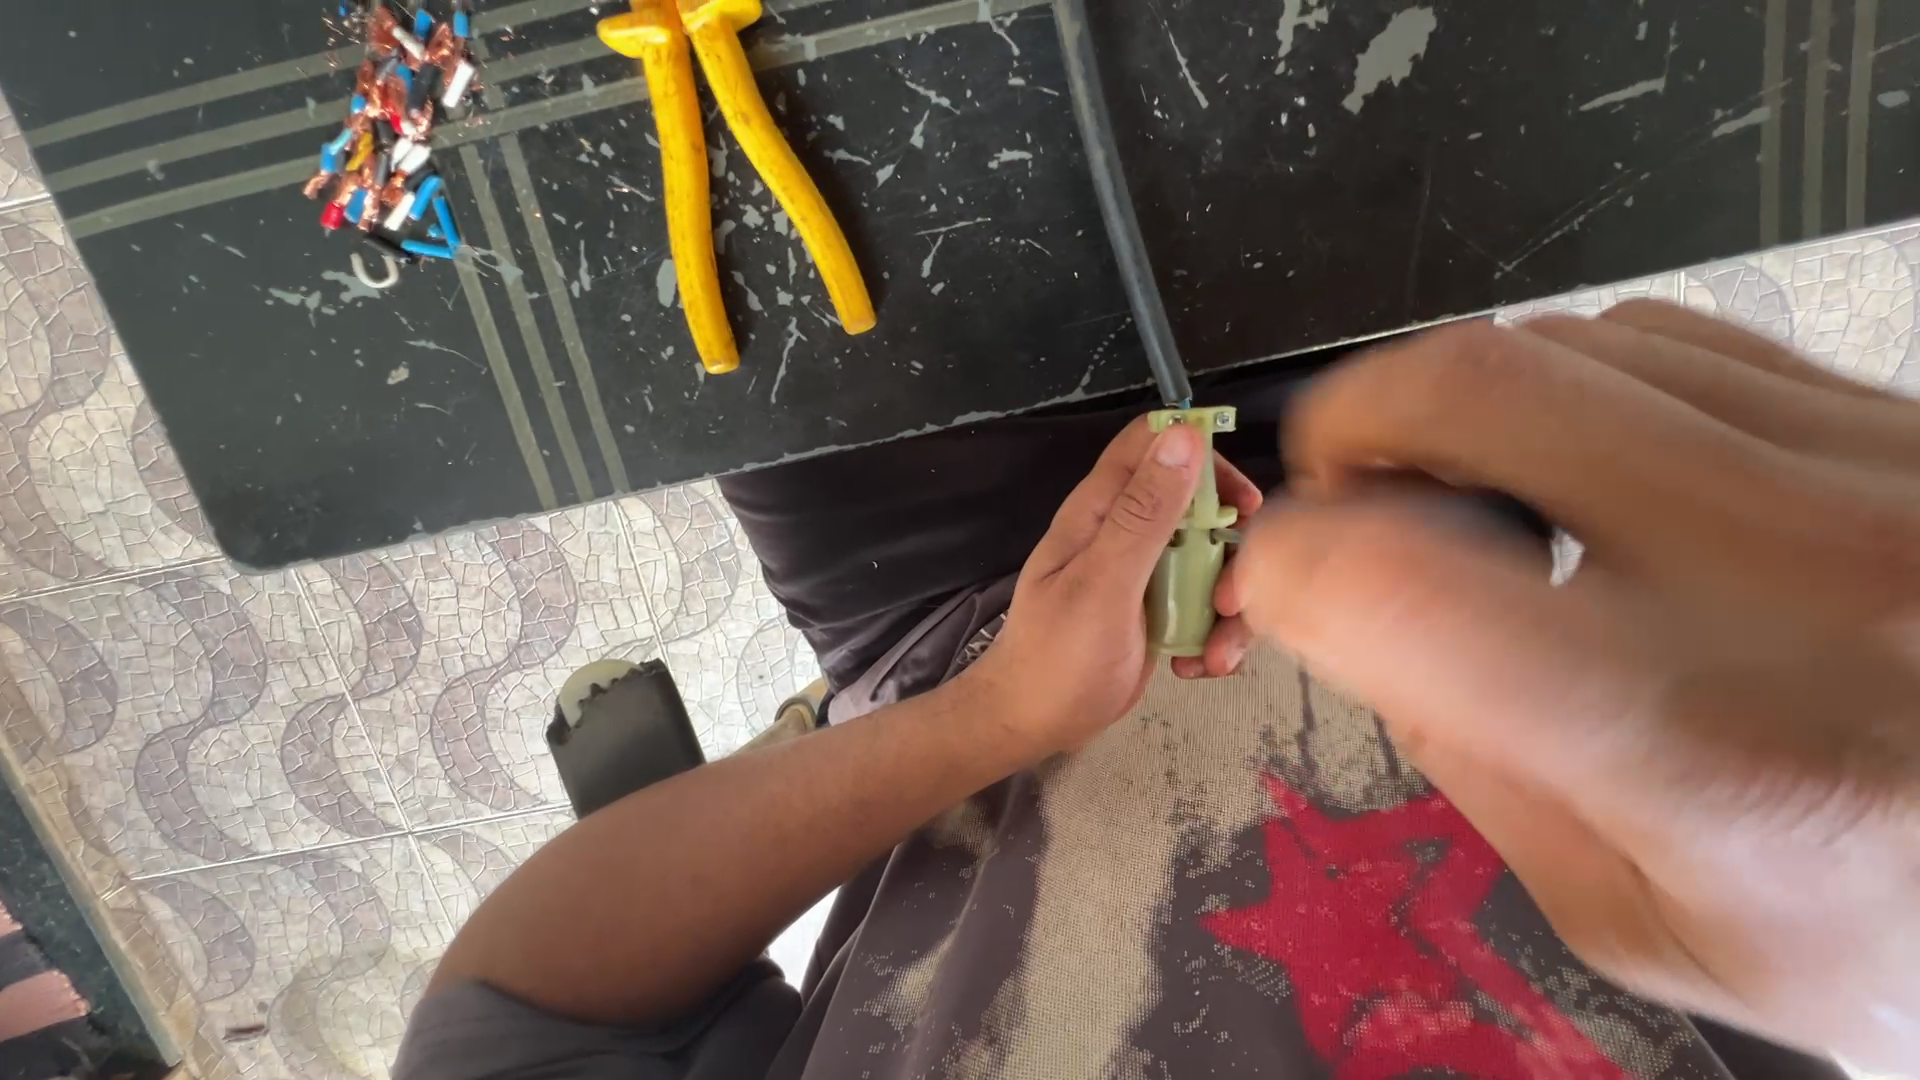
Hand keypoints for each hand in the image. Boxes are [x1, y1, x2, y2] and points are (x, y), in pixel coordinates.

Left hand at [965, 415, 1262, 761]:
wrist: (1035, 723)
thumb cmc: (1059, 655)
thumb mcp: (1103, 582)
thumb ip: (1143, 513)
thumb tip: (1184, 436)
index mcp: (1100, 509)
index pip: (1152, 443)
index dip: (1201, 455)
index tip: (1240, 501)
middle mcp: (1123, 531)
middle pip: (1197, 504)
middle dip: (1229, 547)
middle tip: (1234, 594)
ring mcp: (1142, 573)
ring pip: (1209, 560)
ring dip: (1227, 606)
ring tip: (1214, 653)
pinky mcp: (1157, 611)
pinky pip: (1203, 603)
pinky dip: (1212, 635)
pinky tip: (1195, 667)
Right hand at [1222, 301, 1919, 1069]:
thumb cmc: (1871, 932)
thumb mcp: (1625, 912)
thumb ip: (1466, 754)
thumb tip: (1354, 610)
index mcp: (1713, 759)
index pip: (1406, 585)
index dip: (1288, 556)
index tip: (1274, 575)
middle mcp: (1810, 582)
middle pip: (1478, 390)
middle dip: (1346, 421)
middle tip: (1337, 484)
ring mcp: (1888, 469)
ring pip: (1557, 343)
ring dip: (1442, 406)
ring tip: (1451, 481)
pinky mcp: (1912, 412)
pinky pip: (1656, 334)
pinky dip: (1548, 383)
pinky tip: (1559, 455)